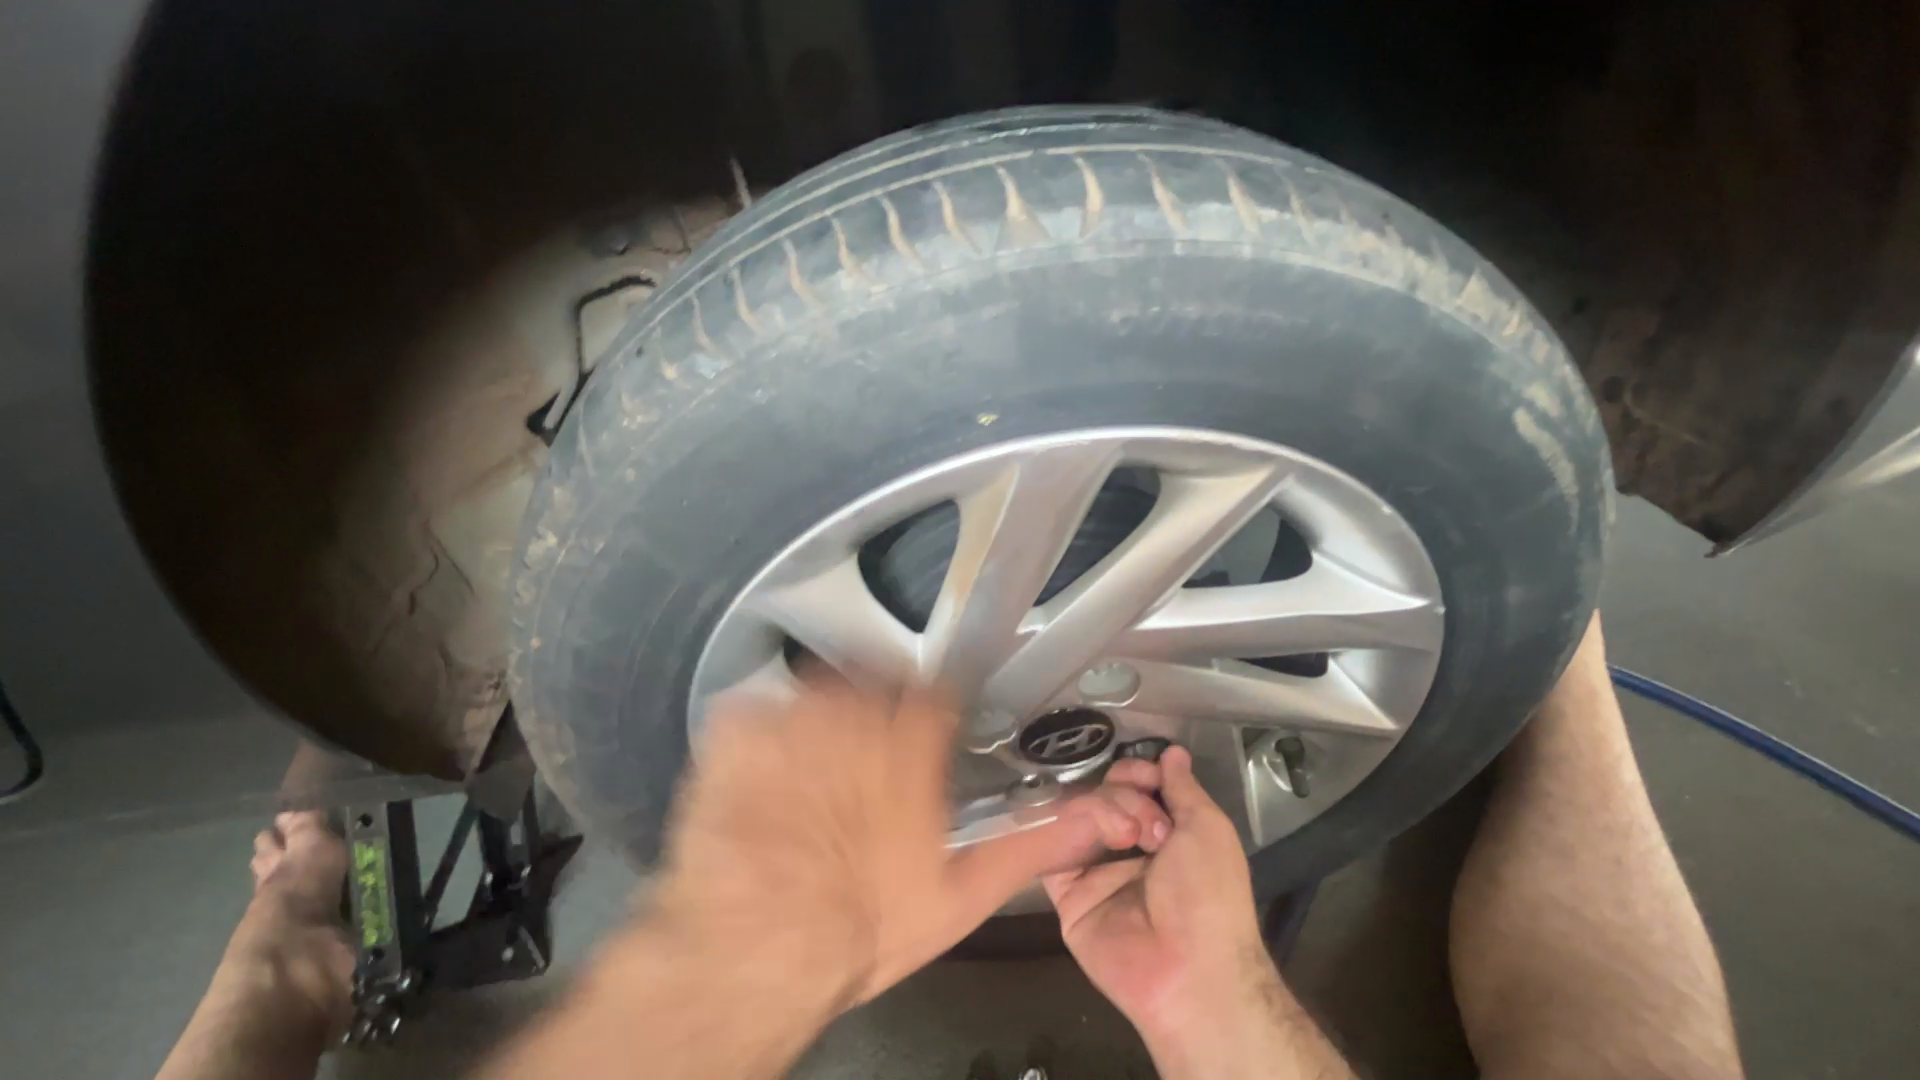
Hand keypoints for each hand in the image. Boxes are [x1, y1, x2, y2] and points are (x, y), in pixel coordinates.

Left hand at [648, 683, 1170, 1004]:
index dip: (933, 711)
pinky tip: (767, 775)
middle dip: (874, 715)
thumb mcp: (961, 895)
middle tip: (864, 760)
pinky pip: (752, 707)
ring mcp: (795, 718)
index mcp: (915, 747)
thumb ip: (1031, 846)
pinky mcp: (738, 732)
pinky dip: (760, 733)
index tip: (924, 729)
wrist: (755, 950)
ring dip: (820, 721)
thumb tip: (1084, 824)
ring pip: (818, 690)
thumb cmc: (855, 927)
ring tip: (815, 771)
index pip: (937, 693)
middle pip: (875, 683)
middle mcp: (859, 718)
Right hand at [1044, 746, 1276, 1039]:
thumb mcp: (1208, 829)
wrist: (1189, 968)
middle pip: (1106, 798)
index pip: (1139, 790)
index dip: (1138, 773)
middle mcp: (1129, 853)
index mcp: (1168, 840)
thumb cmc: (1208, 894)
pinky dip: (1057, 831)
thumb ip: (1183, 788)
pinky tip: (1071, 823)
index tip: (1147, 774)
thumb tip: (1172, 752)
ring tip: (1123, 835)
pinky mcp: (1068, 896)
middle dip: (1121, 792)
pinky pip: (1052, 853)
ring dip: (1098, 811)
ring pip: (1079, 818)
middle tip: (1143, 821)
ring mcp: (1097, 874)